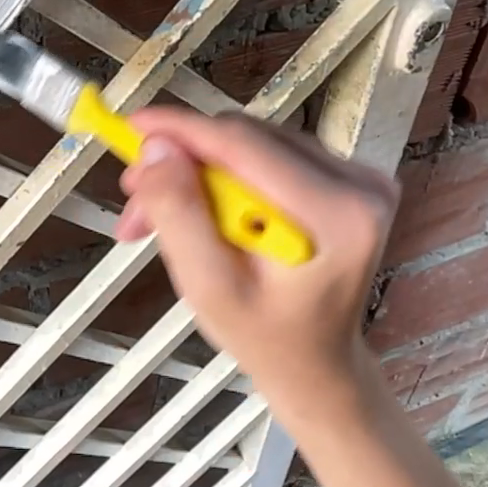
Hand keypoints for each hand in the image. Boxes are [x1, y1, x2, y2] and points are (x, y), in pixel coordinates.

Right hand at [114, 108, 399, 402]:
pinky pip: (265, 153)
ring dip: (196, 170)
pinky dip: (222, 175)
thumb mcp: (208, 287)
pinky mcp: (344, 175)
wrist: (315, 361)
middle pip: (245, 139)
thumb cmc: (262, 335)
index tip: (130, 124)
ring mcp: (357, 176)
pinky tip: (199, 208)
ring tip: (158, 214)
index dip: (181, 128)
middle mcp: (358, 182)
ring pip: (250, 142)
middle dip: (181, 161)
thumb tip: (155, 147)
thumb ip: (179, 214)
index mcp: (336, 214)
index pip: (244, 145)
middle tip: (133, 197)